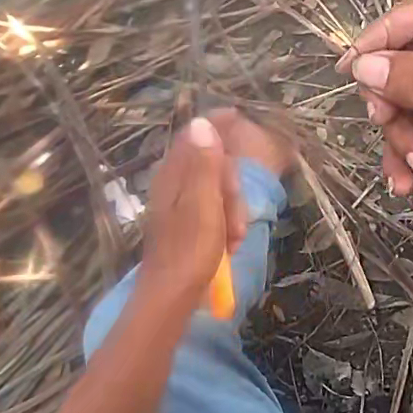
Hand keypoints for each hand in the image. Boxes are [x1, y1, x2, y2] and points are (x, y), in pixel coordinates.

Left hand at [138, 117, 247, 310]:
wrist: (172, 295)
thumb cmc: (190, 250)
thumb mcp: (204, 204)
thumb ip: (204, 164)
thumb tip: (202, 123)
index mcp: (173, 175)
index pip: (195, 135)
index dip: (217, 125)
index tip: (240, 117)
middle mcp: (172, 185)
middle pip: (211, 164)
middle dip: (231, 186)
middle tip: (237, 214)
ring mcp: (178, 205)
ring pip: (215, 190)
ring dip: (232, 210)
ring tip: (235, 237)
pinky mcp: (185, 225)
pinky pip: (212, 211)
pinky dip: (225, 224)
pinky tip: (229, 244)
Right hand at [339, 0, 412, 204]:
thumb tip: (363, 65)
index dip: (379, 39)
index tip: (351, 68)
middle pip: (398, 66)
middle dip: (390, 101)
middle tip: (387, 121)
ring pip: (398, 107)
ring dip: (399, 138)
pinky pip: (407, 137)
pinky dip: (403, 159)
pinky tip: (410, 179)